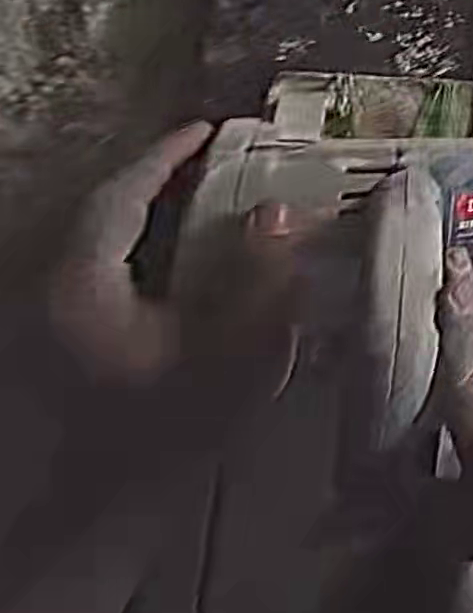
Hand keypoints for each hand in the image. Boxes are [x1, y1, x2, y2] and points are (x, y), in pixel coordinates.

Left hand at [45, 122, 319, 448]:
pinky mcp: (73, 325)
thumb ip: (259, 274)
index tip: (209, 129)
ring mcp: (59, 310)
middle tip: (218, 150)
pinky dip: (150, 230)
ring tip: (210, 180)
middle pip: (101, 212)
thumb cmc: (184, 414)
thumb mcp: (240, 344)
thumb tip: (276, 210)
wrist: (121, 483)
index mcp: (84, 289)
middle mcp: (56, 291)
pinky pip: (111, 256)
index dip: (163, 159)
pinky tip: (192, 233)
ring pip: (103, 233)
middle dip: (158, 173)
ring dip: (154, 200)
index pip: (117, 202)